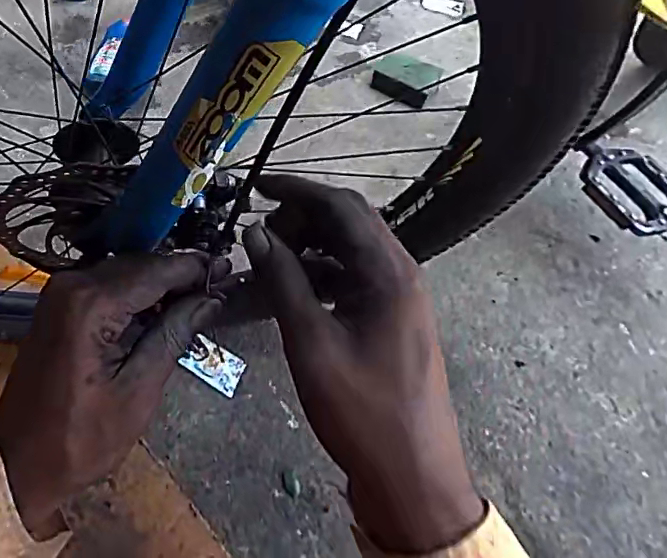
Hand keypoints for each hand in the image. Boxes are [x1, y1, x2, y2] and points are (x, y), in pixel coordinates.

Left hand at [0, 252, 223, 537]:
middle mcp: (71, 284)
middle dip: (177, 272)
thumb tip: (207, 300)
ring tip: (196, 293)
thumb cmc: (78, 438)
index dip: (191, 267)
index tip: (223, 267)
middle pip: (136, 264)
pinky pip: (104, 283)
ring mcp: (60, 290)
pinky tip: (160, 304)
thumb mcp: (136, 393)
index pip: (152, 271)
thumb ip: (171, 336)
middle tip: (216, 281)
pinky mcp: (57, 301)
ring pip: (121, 270)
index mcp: (89, 304)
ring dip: (157, 279)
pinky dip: (134, 290)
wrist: (19, 458)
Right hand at [243, 175, 482, 552]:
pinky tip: (291, 283)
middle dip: (300, 214)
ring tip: (269, 256)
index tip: (255, 186)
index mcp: (389, 273)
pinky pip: (350, 271)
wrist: (413, 480)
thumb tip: (253, 230)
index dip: (296, 189)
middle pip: (347, 218)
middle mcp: (399, 273)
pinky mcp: (390, 315)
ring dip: (308, 240)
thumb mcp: (311, 342)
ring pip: (348, 244)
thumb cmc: (363, 412)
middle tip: (259, 230)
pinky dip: (318, 266)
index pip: (340, 206)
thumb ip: (282, 278)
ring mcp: (398, 294)